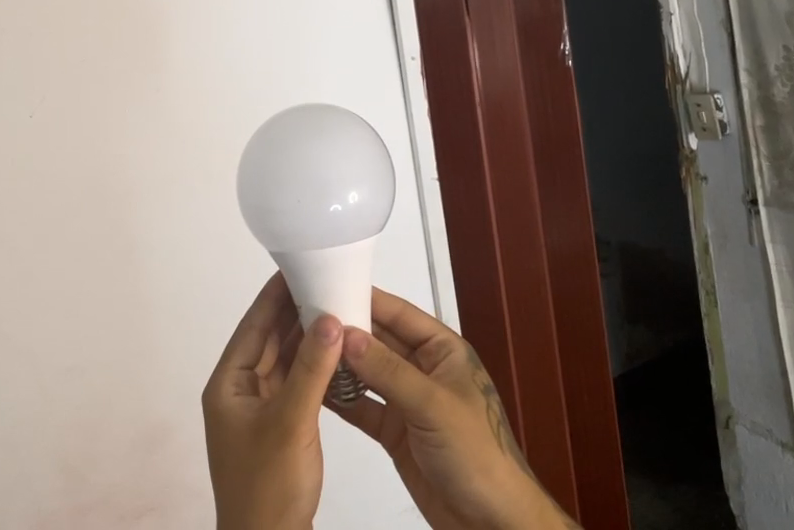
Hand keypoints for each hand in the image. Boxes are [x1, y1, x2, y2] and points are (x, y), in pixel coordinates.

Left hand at [202, 271, 345, 529]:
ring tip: (336, 303)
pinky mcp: (278, 423)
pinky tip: (337, 347)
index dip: (275, 294)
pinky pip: (296, 380)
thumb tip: (330, 317)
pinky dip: (314, 363)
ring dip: (308, 335)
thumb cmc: (269, 483)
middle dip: (296, 310)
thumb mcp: (291, 421)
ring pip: (285, 359)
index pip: (253, 325)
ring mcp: (258, 408)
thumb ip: (312, 368)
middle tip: (326, 277)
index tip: (299, 262)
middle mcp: (240, 390)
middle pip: (269, 339)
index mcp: (228, 384)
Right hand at [328, 288, 578, 529]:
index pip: (399, 314)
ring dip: (340, 363)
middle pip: (379, 340)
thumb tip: (346, 334)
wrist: (492, 520)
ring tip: (301, 348)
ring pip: (367, 372)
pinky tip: (313, 387)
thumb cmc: (476, 452)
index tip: (327, 287)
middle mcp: (423, 368)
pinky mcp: (395, 430)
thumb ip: (388, 370)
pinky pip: (363, 405)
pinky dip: (341, 397)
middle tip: (304, 318)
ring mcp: (408, 400)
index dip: (366, 299)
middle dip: (346, 330)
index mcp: (442, 349)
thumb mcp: (433, 405)